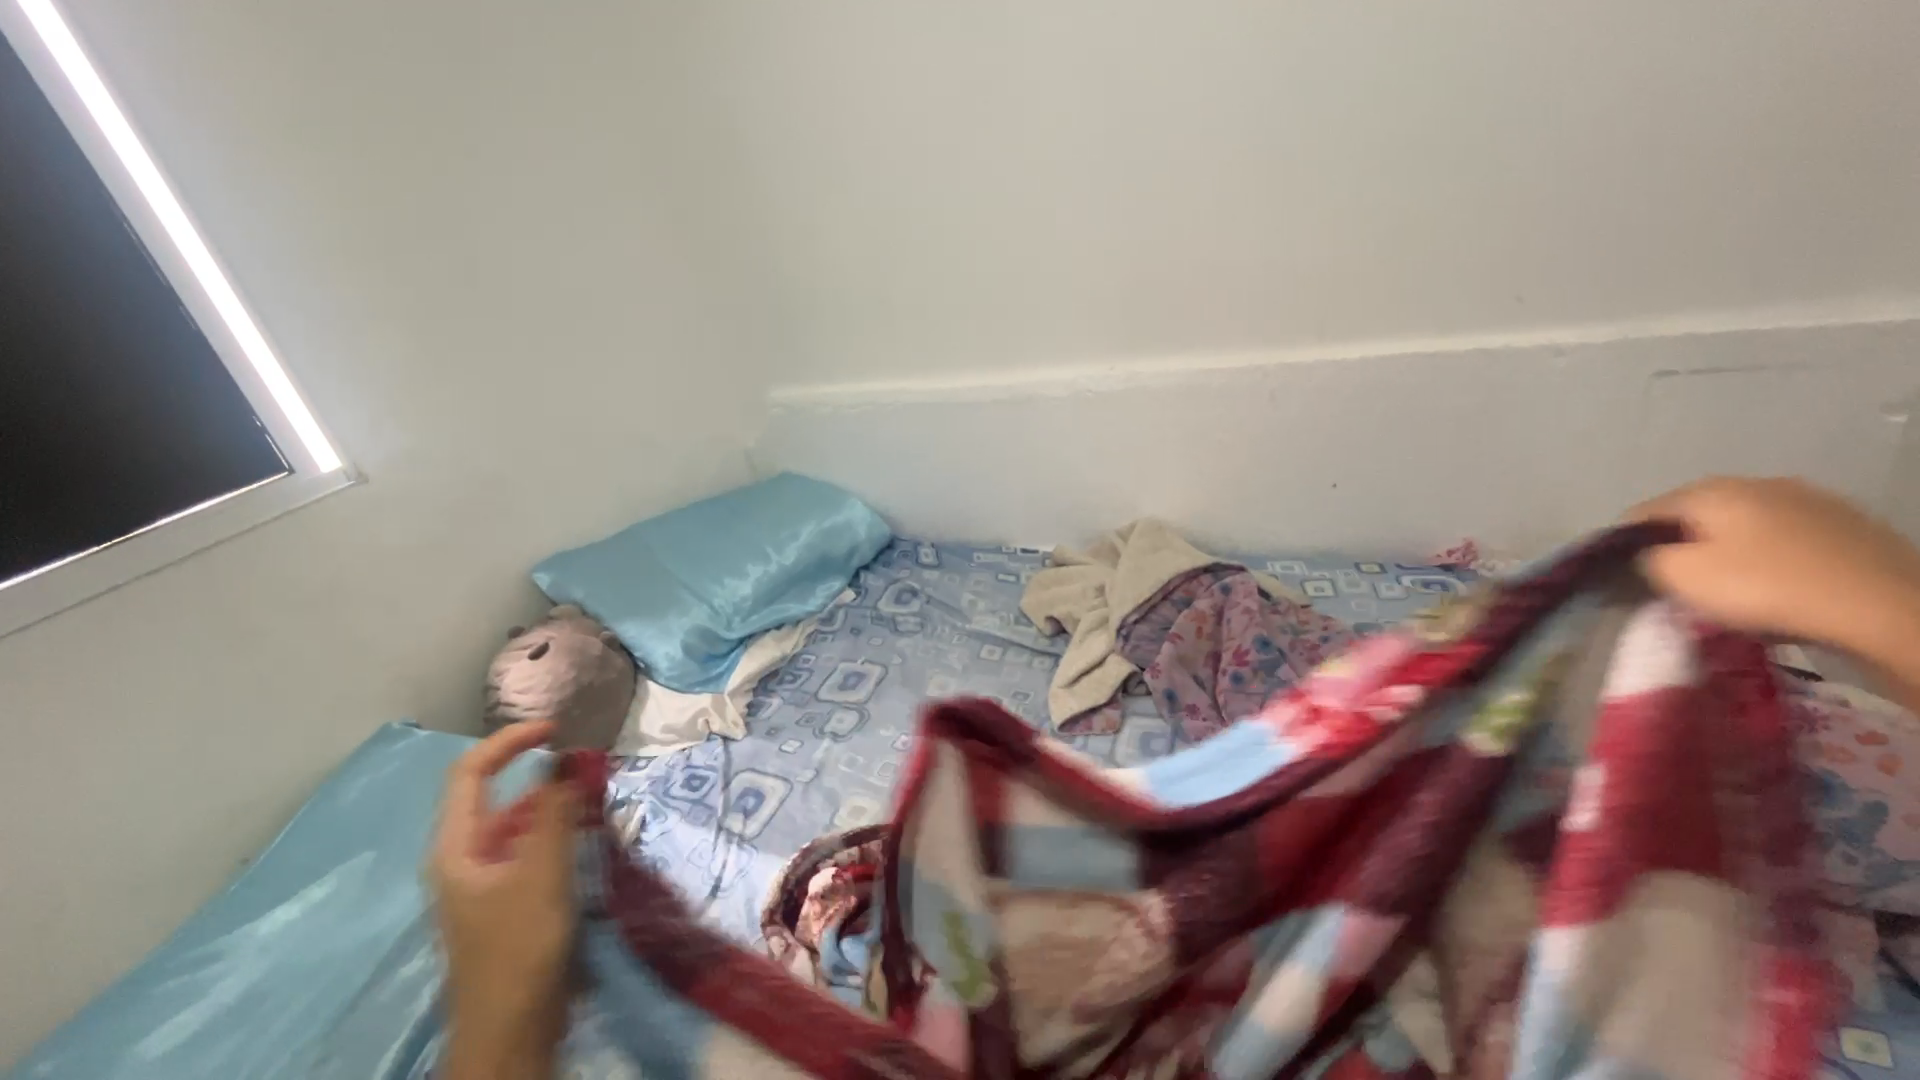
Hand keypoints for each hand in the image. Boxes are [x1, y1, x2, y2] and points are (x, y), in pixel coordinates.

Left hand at [429, 721, 577, 1079]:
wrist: (511, 1033)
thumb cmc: (518, 950)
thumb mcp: (540, 875)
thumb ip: (553, 813)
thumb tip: (564, 757)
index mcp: (457, 847)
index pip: (471, 773)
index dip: (510, 742)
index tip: (558, 729)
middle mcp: (465, 859)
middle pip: (498, 797)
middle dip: (542, 775)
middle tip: (591, 768)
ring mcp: (486, 883)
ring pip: (518, 825)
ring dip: (553, 804)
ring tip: (598, 797)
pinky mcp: (509, 904)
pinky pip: (531, 852)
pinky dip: (558, 834)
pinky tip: (589, 838)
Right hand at [1630, 476, 1919, 709]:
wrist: (1888, 606)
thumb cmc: (1768, 588)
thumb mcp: (1681, 577)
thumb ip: (1646, 558)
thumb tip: (1647, 553)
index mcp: (1709, 490)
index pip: (1641, 514)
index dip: (1627, 546)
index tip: (1632, 580)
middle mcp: (1755, 482)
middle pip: (1694, 517)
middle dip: (1682, 547)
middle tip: (1683, 588)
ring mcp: (1808, 498)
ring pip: (1743, 526)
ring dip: (1730, 552)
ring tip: (1736, 590)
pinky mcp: (1847, 523)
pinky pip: (1786, 538)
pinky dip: (1773, 558)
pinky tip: (1783, 586)